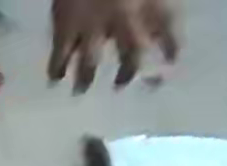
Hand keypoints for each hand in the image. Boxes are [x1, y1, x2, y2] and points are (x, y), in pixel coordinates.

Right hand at [49, 0, 178, 90]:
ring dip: (84, 80)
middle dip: (127, 73)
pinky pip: (60, 57)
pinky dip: (56, 70)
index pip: (168, 24)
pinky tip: (55, 77)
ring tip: (80, 90)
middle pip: (130, 53)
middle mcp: (123, 14)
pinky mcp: (64, 28)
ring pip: (89, 63)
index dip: (172, 45)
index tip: (172, 62)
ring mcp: (91, 24)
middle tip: (119, 84)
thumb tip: (154, 21)